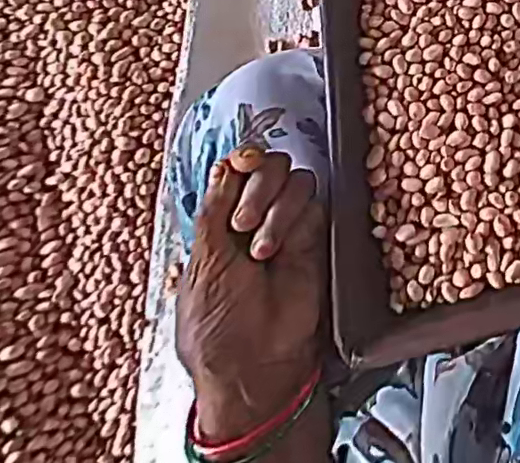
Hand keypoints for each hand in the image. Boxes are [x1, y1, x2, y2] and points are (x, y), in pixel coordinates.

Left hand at [176, 148, 325, 442]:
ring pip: (296, 179)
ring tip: (260, 249)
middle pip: (271, 165)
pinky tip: (276, 251)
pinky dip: (292, 220)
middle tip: (242, 221)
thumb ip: (215, 208)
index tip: (241, 163)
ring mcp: (290, 222)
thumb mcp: (202, 262)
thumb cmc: (216, 322)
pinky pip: (314, 204)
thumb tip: (225, 163)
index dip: (243, 159)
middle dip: (259, 184)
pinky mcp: (317, 233)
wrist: (254, 360)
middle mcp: (260, 213)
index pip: (239, 169)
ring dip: (275, 207)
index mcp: (224, 218)